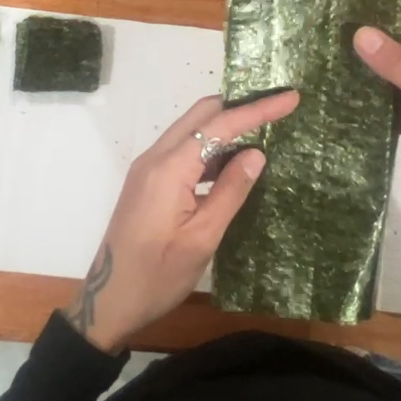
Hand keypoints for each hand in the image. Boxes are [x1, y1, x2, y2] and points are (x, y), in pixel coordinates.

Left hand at [63, 90, 299, 351]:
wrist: (108, 302)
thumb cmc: (157, 276)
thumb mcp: (202, 238)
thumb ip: (230, 192)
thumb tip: (256, 154)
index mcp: (169, 169)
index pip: (220, 125)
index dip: (258, 110)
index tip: (291, 98)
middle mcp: (155, 158)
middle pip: (202, 115)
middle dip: (240, 106)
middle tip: (278, 107)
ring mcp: (148, 169)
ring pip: (192, 130)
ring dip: (226, 126)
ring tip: (265, 130)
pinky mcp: (148, 182)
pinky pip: (183, 150)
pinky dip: (211, 148)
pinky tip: (235, 162)